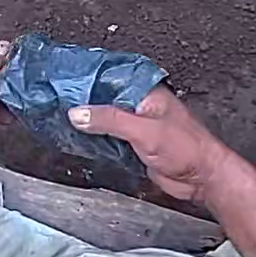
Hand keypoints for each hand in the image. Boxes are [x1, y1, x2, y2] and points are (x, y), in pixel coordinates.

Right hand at [69, 87, 238, 203]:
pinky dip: (92, 138)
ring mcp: (134, 124)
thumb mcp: (145, 130)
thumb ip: (110, 120)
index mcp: (144, 91)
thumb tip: (78, 113)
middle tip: (52, 98)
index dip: (85, 78)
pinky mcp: (132, 144)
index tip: (61, 79)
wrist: (203, 179)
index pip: (108, 77)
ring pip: (102, 118)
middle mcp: (137, 104)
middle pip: (102, 98)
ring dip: (84, 120)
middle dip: (80, 100)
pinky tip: (75, 137)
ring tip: (56, 116)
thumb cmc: (188, 148)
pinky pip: (106, 137)